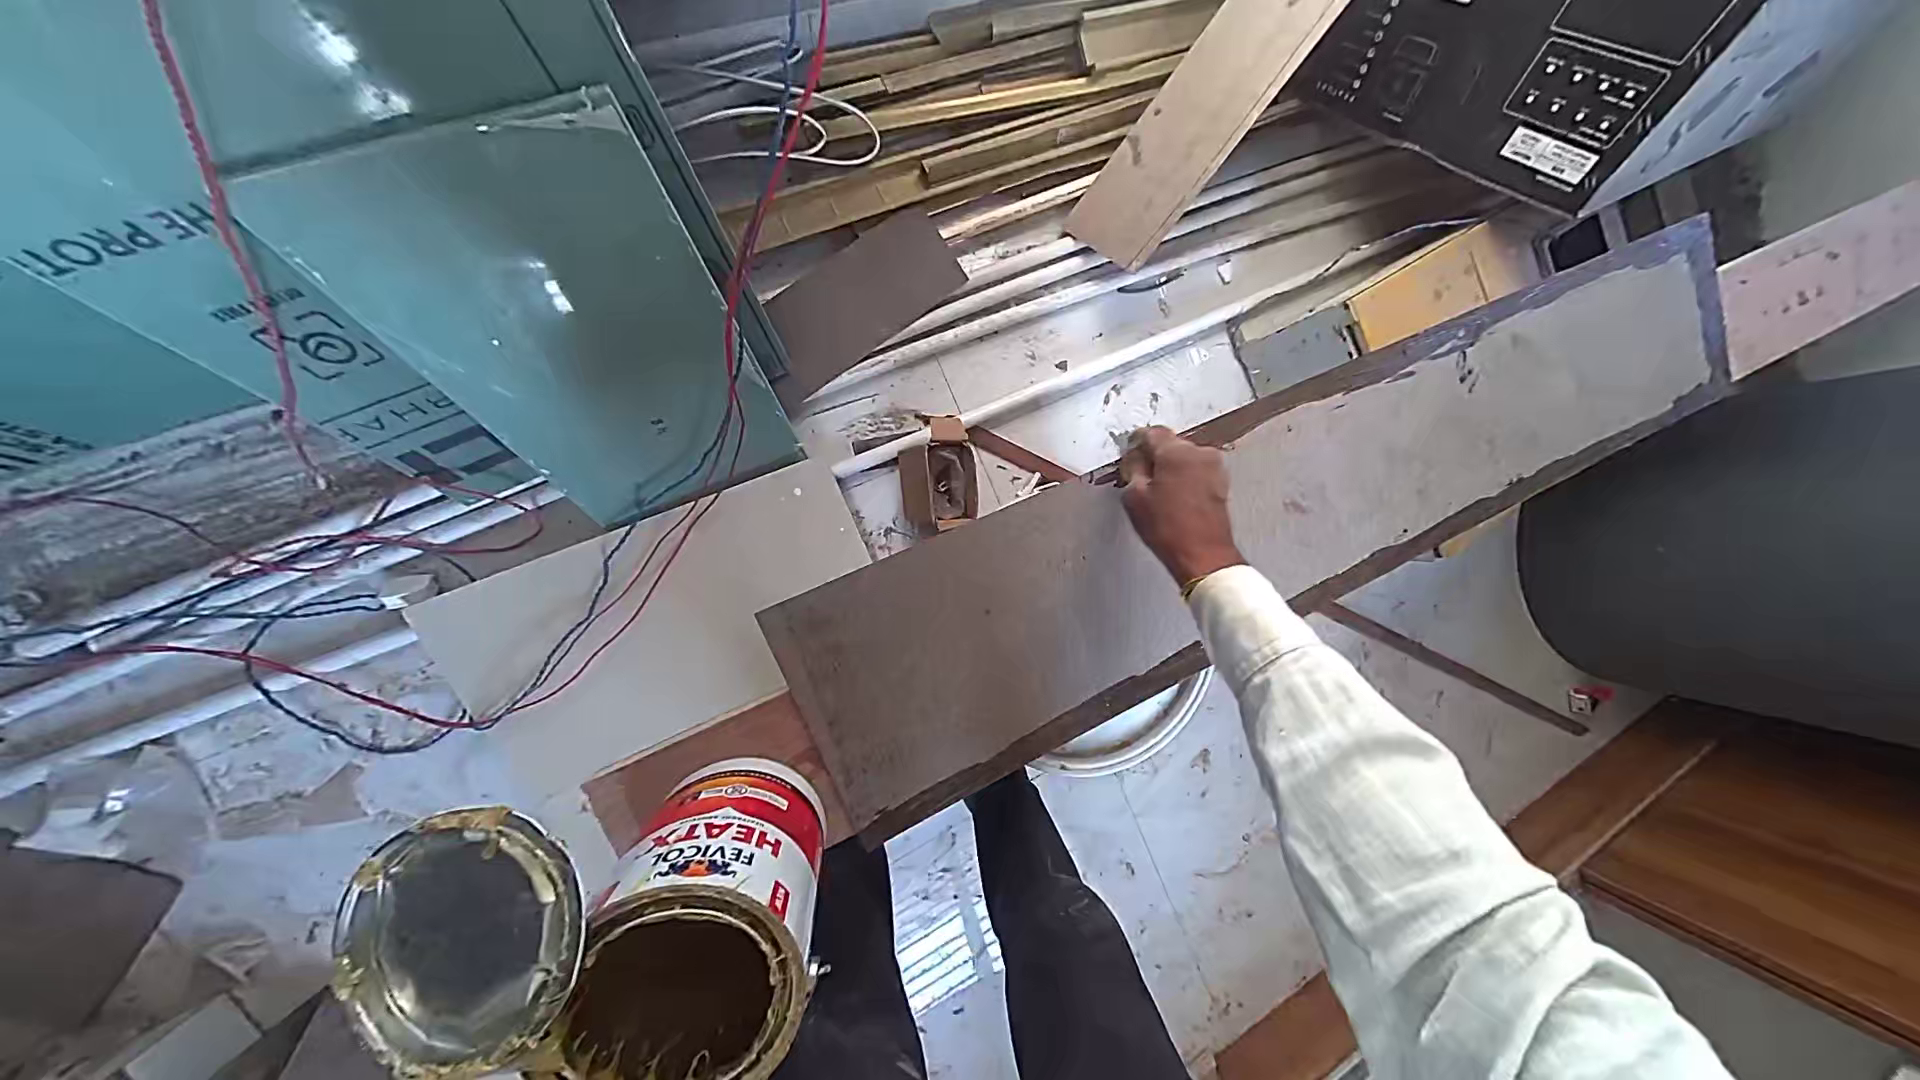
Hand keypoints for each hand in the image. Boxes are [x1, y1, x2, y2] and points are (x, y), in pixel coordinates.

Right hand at [1119, 426, 1244, 586]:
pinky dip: (1183, 479)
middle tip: (1138, 477)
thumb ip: (1131, 468)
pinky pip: (1196, 472)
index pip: (1151, 432)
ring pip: (1184, 458)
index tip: (1129, 451)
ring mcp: (1214, 468)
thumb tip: (1133, 457)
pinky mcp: (1220, 483)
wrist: (1202, 555)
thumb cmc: (1170, 529)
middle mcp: (1199, 453)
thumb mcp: (1134, 497)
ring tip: (1156, 494)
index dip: (1136, 442)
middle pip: (1170, 444)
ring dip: (1169, 469)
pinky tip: (1173, 500)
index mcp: (1176, 452)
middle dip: (1153, 457)